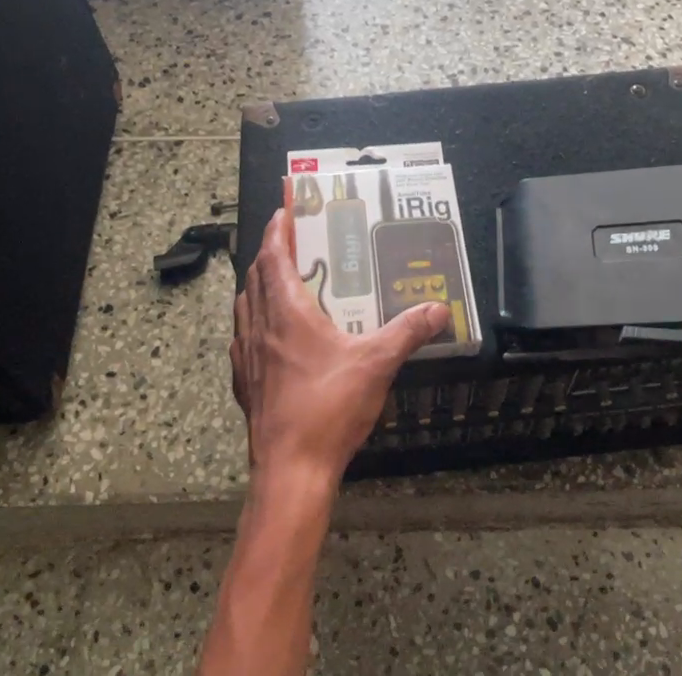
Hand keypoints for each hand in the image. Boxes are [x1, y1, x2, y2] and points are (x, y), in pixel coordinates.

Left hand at [232, 208, 450, 489]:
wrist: (290, 470)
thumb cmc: (328, 409)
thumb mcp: (376, 365)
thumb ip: (408, 333)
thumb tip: (438, 309)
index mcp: (286, 313)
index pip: (273, 256)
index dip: (277, 230)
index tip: (283, 211)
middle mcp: (260, 327)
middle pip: (256, 276)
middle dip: (271, 253)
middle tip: (292, 243)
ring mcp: (247, 356)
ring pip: (245, 306)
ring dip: (259, 286)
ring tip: (281, 283)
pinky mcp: (245, 383)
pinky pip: (243, 338)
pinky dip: (253, 322)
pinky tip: (269, 336)